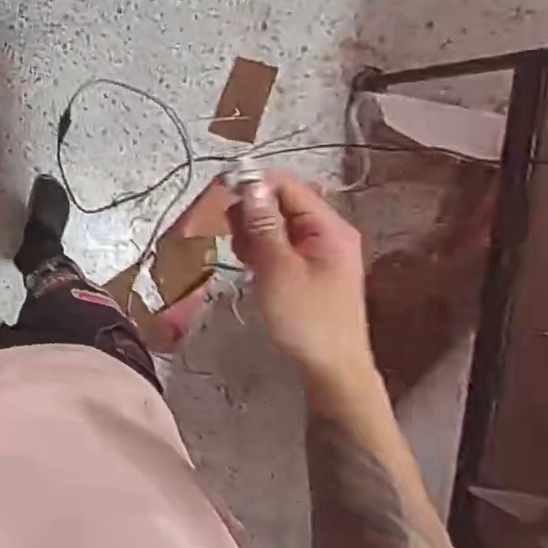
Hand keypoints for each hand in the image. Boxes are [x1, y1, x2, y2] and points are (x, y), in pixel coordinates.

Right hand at [227, 170, 374, 383]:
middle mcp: (325, 232)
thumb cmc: (305, 317)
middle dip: (250, 212)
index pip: (287, 186)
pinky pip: (275, 242)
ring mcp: (315, 249)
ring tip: (245, 257)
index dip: (253, 183)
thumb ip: (263, 224)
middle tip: (235, 236)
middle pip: (279, 201)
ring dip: (251, 232)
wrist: (329, 365)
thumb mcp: (278, 268)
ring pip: (273, 222)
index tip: (218, 189)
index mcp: (328, 228)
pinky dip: (258, 247)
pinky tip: (251, 265)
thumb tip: (249, 185)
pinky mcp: (304, 265)